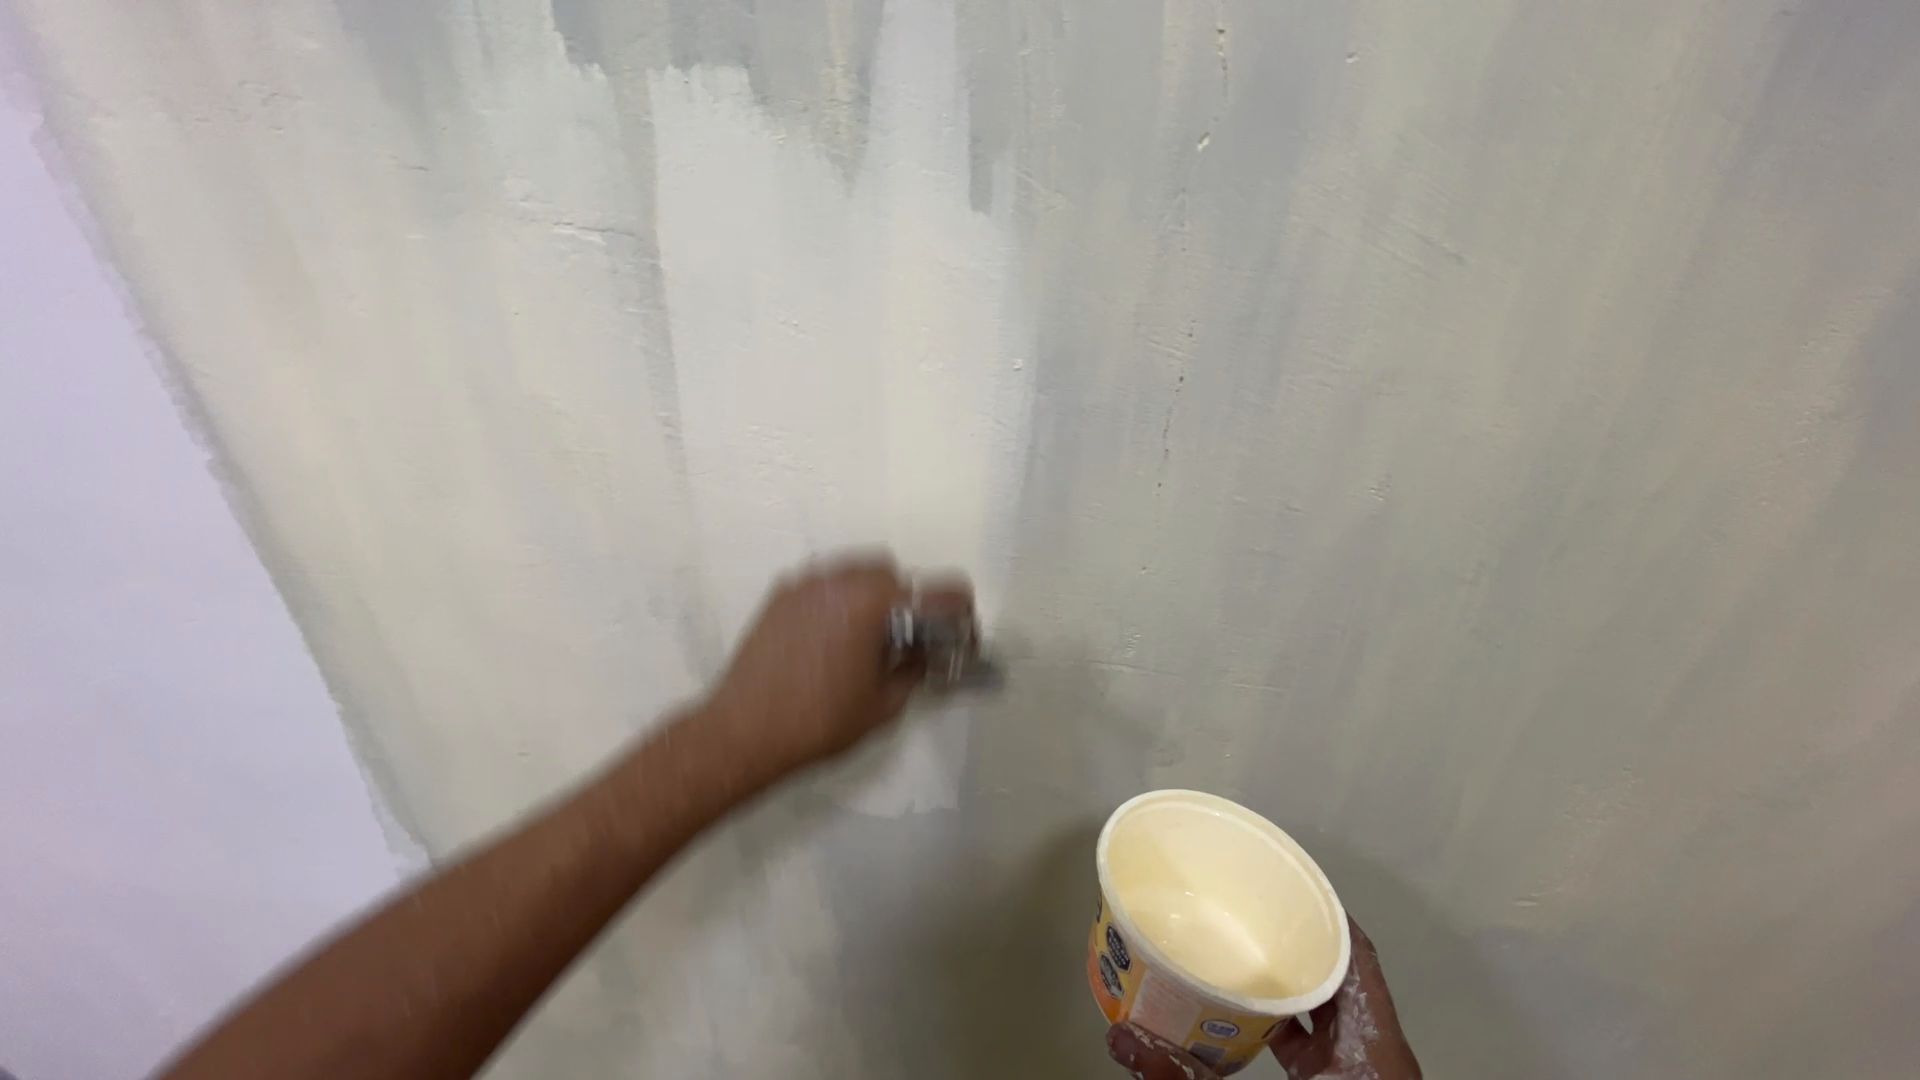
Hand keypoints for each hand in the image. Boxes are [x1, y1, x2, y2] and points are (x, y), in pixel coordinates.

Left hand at [703, 554, 972, 776]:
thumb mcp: (884, 705)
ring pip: (856, 573)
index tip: (958, 639)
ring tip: (865, 640)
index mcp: (873, 603)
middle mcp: (841, 580)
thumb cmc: (820, 722)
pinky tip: (831, 640)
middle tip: (905, 642)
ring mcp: (806, 584)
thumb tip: (923, 654)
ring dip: (872, 597)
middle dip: (907, 602)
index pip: (939, 592)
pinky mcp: (781, 595)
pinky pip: (825, 584)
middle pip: (892, 573)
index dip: (959, 615)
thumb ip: (914, 670)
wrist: (742, 732)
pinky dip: (839, 601)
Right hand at [1107, 918, 1419, 1079]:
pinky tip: (1242, 1012)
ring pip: (1329, 1004)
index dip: (1320, 912)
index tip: (1275, 883)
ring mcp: (1361, 1068)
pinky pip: (1318, 1037)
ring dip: (1288, 976)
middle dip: (1292, 937)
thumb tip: (1119, 1037)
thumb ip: (1185, 1076)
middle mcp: (1375, 1048)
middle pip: (1339, 971)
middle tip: (1240, 909)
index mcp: (1373, 1041)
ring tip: (1235, 947)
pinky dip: (1284, 1017)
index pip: (1355, 952)